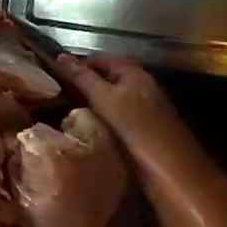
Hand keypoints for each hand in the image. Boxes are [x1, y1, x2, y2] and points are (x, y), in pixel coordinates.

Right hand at [53, 53, 210, 184]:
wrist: (172, 171)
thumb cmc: (136, 129)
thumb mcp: (104, 99)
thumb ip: (82, 78)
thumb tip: (59, 55)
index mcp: (135, 73)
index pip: (100, 59)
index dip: (78, 65)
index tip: (54, 78)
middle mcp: (143, 86)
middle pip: (107, 79)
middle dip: (84, 86)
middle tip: (57, 96)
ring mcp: (146, 109)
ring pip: (112, 100)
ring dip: (92, 105)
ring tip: (67, 113)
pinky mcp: (146, 130)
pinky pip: (118, 118)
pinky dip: (102, 120)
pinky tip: (88, 129)